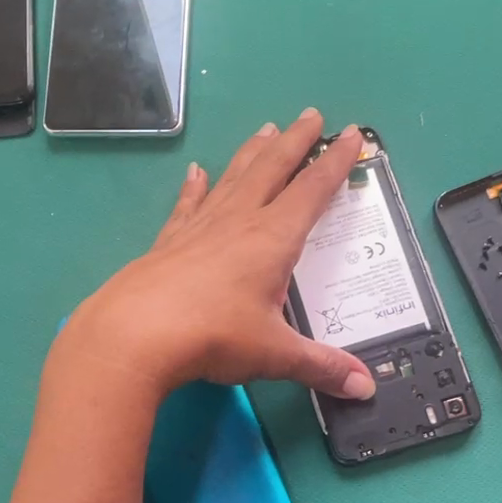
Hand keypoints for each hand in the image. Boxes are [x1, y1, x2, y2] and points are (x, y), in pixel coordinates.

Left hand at [60, 109, 375, 400]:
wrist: (136, 334)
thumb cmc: (213, 336)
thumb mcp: (275, 354)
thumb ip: (321, 366)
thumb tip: (365, 388)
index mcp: (273, 239)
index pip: (312, 191)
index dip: (336, 163)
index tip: (352, 134)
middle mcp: (238, 222)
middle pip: (272, 170)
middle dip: (296, 143)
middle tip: (310, 115)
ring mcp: (200, 228)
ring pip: (233, 179)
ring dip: (252, 153)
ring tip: (266, 130)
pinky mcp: (169, 242)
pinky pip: (188, 205)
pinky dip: (195, 188)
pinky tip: (196, 172)